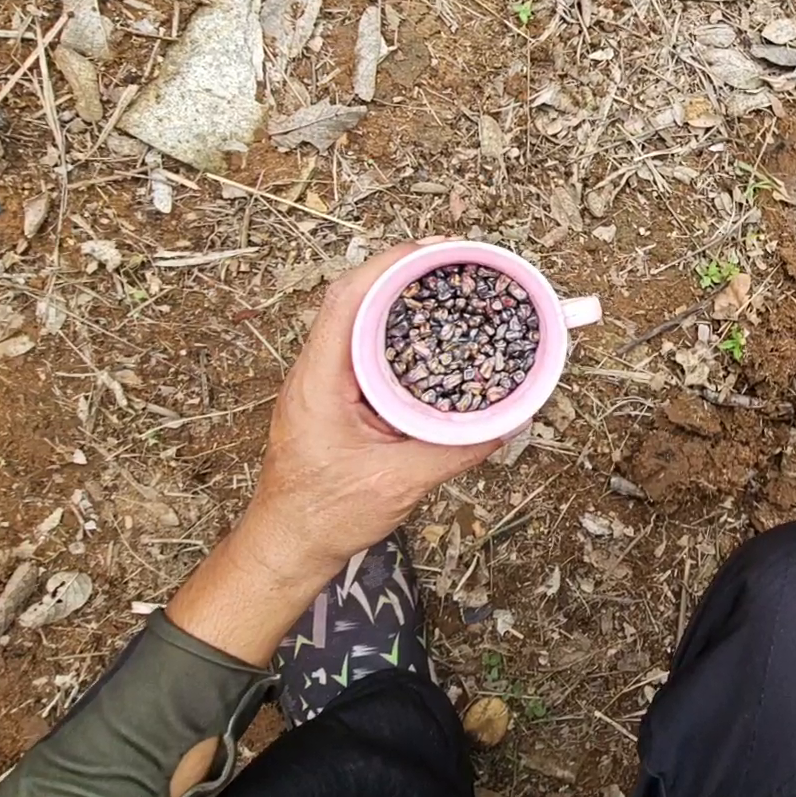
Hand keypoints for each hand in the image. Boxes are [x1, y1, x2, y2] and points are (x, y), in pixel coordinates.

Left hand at [236, 242, 502, 581]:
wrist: (287, 547)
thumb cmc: (325, 516)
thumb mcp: (400, 482)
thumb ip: (457, 450)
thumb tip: (508, 422)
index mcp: (320, 380)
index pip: (347, 300)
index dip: (389, 264)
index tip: (435, 249)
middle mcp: (319, 370)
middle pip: (355, 297)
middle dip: (403, 269)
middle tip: (453, 260)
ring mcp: (326, 381)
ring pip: (361, 318)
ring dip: (401, 295)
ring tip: (448, 285)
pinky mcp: (339, 395)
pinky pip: (369, 346)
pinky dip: (401, 328)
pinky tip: (435, 335)